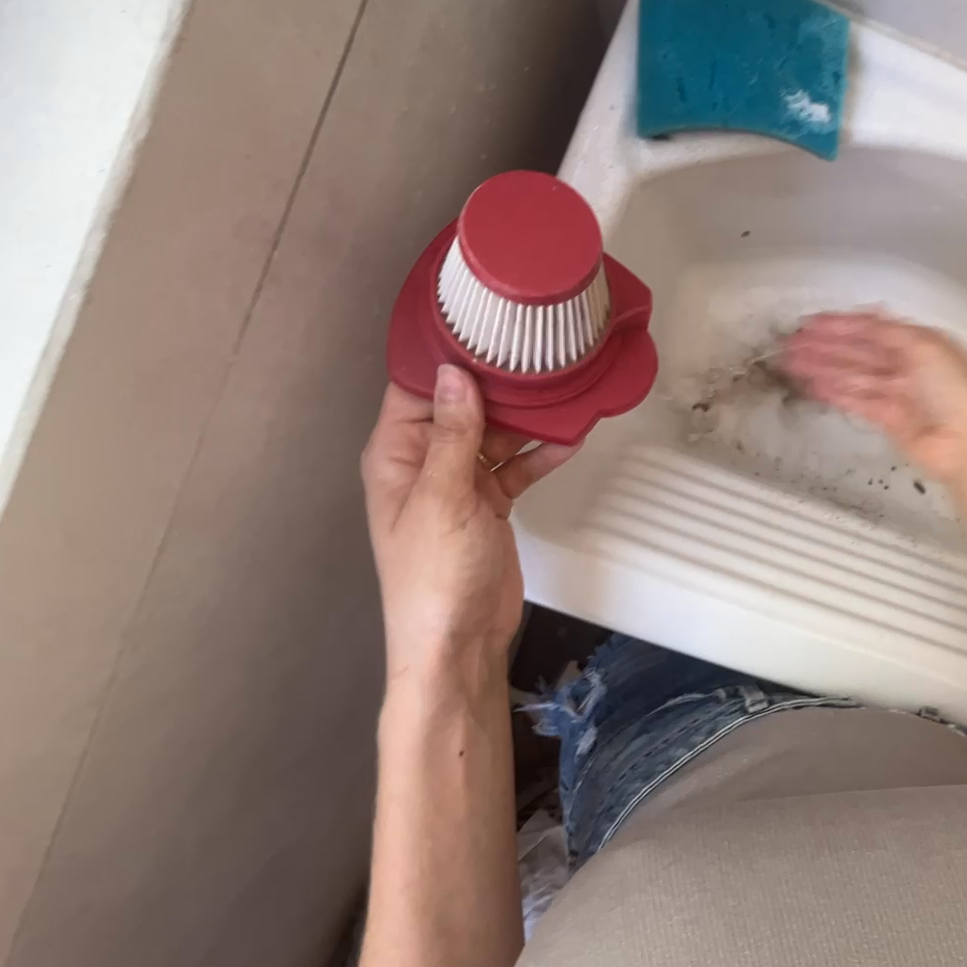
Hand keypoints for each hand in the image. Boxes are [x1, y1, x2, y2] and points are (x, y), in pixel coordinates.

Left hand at [361, 365, 577, 694]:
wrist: (459, 641)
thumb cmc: (434, 576)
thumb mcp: (443, 498)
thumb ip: (454, 435)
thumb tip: (455, 373)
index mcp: (398, 454)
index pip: (416, 388)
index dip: (445, 356)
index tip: (482, 325)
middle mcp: (427, 461)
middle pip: (463, 405)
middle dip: (497, 383)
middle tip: (537, 352)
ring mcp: (461, 483)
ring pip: (496, 433)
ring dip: (526, 417)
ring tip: (563, 390)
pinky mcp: (491, 502)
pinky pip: (517, 466)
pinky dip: (540, 454)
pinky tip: (569, 438)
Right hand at [782, 312, 966, 484]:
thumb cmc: (955, 390)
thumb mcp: (924, 347)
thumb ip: (889, 331)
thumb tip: (864, 317)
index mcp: (920, 343)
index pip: (873, 329)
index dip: (842, 325)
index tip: (811, 323)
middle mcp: (908, 365)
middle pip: (859, 351)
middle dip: (825, 346)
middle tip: (792, 344)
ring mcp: (897, 393)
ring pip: (853, 375)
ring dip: (823, 367)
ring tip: (792, 363)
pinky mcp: (888, 420)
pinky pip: (856, 400)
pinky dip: (835, 392)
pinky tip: (813, 386)